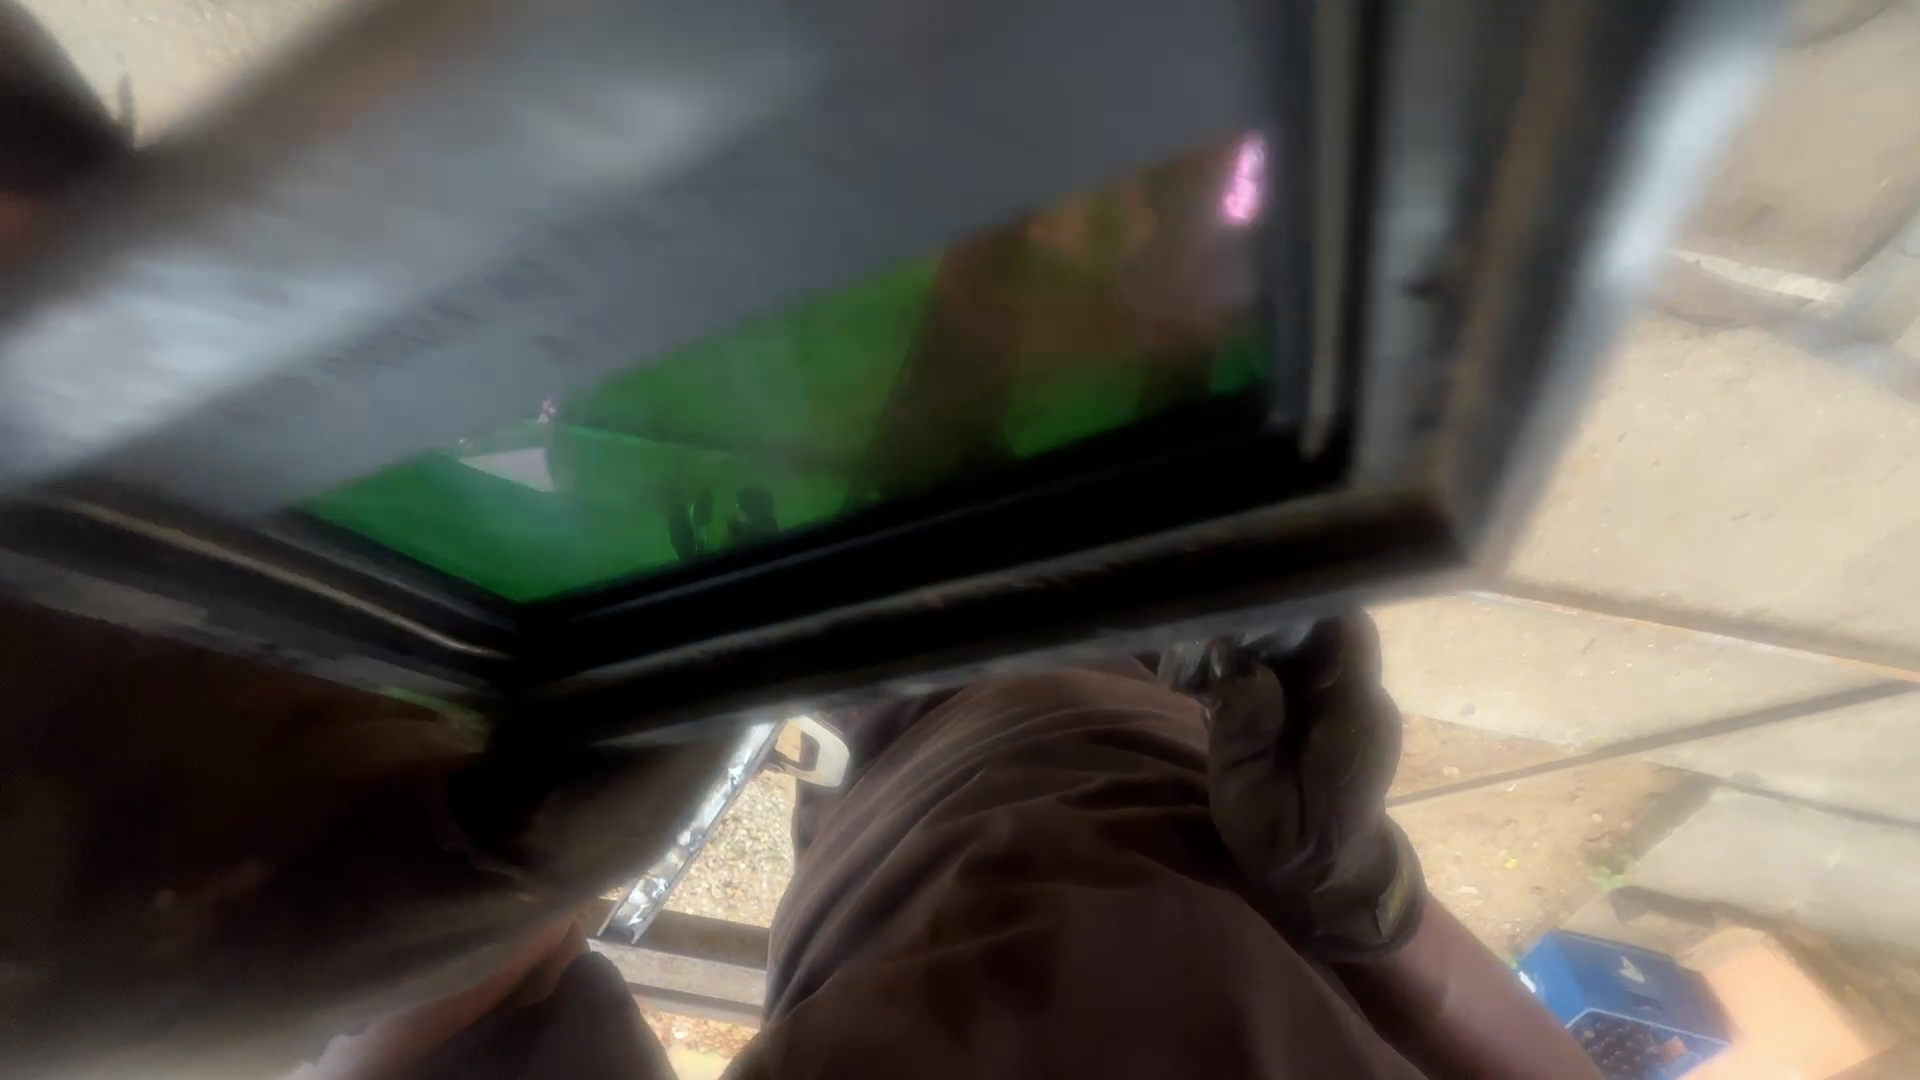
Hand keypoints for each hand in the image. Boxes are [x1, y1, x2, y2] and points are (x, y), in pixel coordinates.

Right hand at [1189, 613, 1422, 958]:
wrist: (1321, 876)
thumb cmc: (1285, 841)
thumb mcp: (1248, 791)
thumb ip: (1246, 727)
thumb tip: (1242, 665)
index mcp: (1351, 715)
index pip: (1344, 630)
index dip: (1302, 600)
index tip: (1250, 585)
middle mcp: (1356, 695)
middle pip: (1322, 624)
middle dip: (1268, 610)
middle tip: (1211, 604)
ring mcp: (1343, 698)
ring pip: (1306, 637)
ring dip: (1258, 627)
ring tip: (1206, 625)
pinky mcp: (1323, 704)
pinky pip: (1296, 660)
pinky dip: (1259, 649)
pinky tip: (1219, 653)